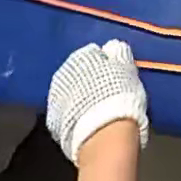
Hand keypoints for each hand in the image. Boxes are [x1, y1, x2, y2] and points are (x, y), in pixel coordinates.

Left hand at [46, 40, 149, 163]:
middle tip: (106, 95)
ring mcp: (55, 97)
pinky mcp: (52, 120)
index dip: (105, 66)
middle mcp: (63, 73)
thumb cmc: (119, 97)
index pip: (92, 55)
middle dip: (89, 82)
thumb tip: (113, 47)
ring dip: (79, 99)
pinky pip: (65, 113)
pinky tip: (85, 124)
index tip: (114, 77)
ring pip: (70, 94)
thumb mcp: (127, 70)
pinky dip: (73, 116)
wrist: (103, 133)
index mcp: (81, 57)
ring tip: (95, 111)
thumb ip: (119, 54)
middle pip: (78, 75)